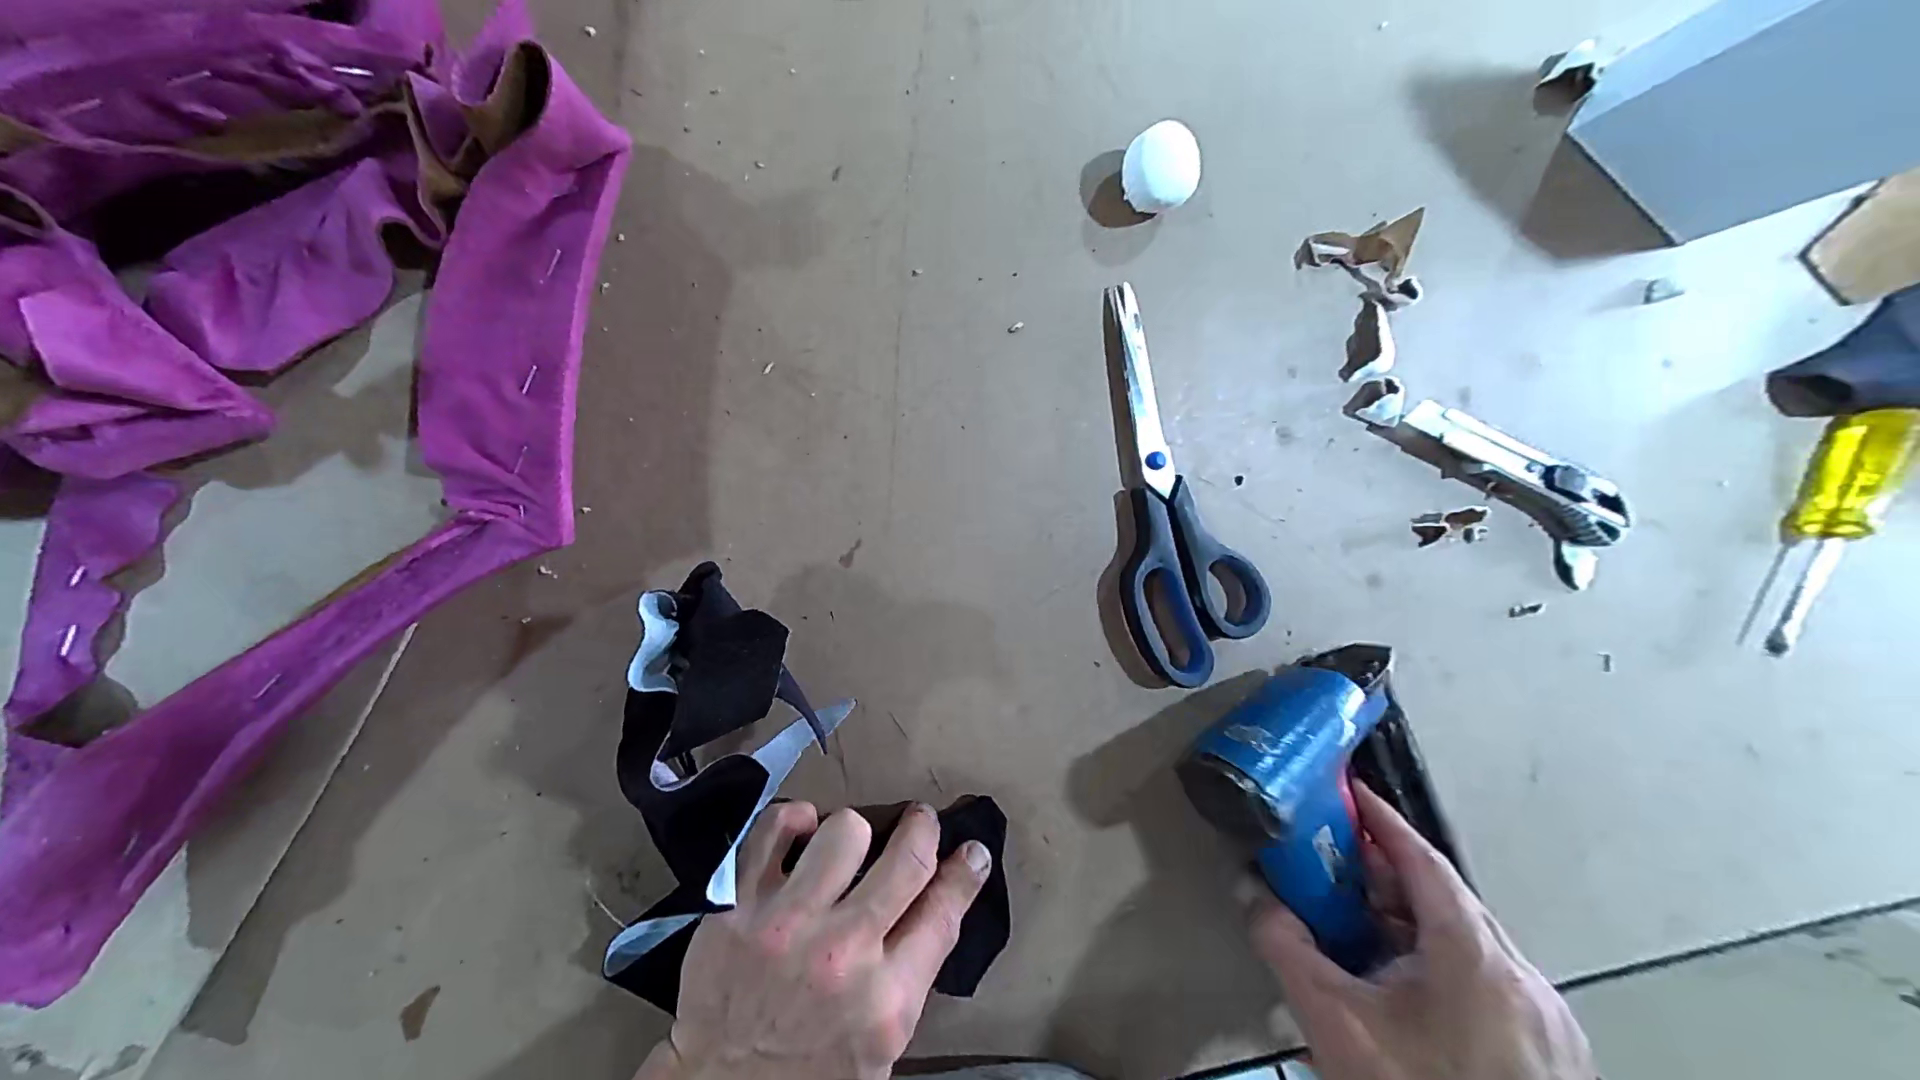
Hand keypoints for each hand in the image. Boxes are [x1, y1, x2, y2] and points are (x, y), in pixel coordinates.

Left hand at [636, 801, 991, 1079]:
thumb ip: (911, 974)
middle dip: (922, 828)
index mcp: (886, 1000)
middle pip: (906, 858)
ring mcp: (787, 924)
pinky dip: (795, 818)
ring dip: (855, 830)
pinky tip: (802, 830)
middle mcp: (842, 953)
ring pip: (845, 830)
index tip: (972, 851)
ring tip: (848, 842)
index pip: (942, 912)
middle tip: (919, 821)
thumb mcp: (881, 1046)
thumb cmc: (809, 1071)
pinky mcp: (738, 906)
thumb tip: (939, 898)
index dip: (966, 873)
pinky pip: (774, 829)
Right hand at [1249, 785, 1595, 1079]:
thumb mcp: (1335, 1020)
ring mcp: (1545, 1019)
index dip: (1384, 822)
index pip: (1425, 861)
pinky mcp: (1550, 1055)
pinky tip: (1401, 981)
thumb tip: (1255, 899)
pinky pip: (1485, 978)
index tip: (1353, 792)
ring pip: (1468, 941)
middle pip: (1448, 899)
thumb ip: (1287, 948)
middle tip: (1340, 857)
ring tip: (1359, 916)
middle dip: (1389, 872)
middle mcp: (1522, 977)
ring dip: (1411, 918)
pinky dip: (1437, 958)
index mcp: (1476, 955)